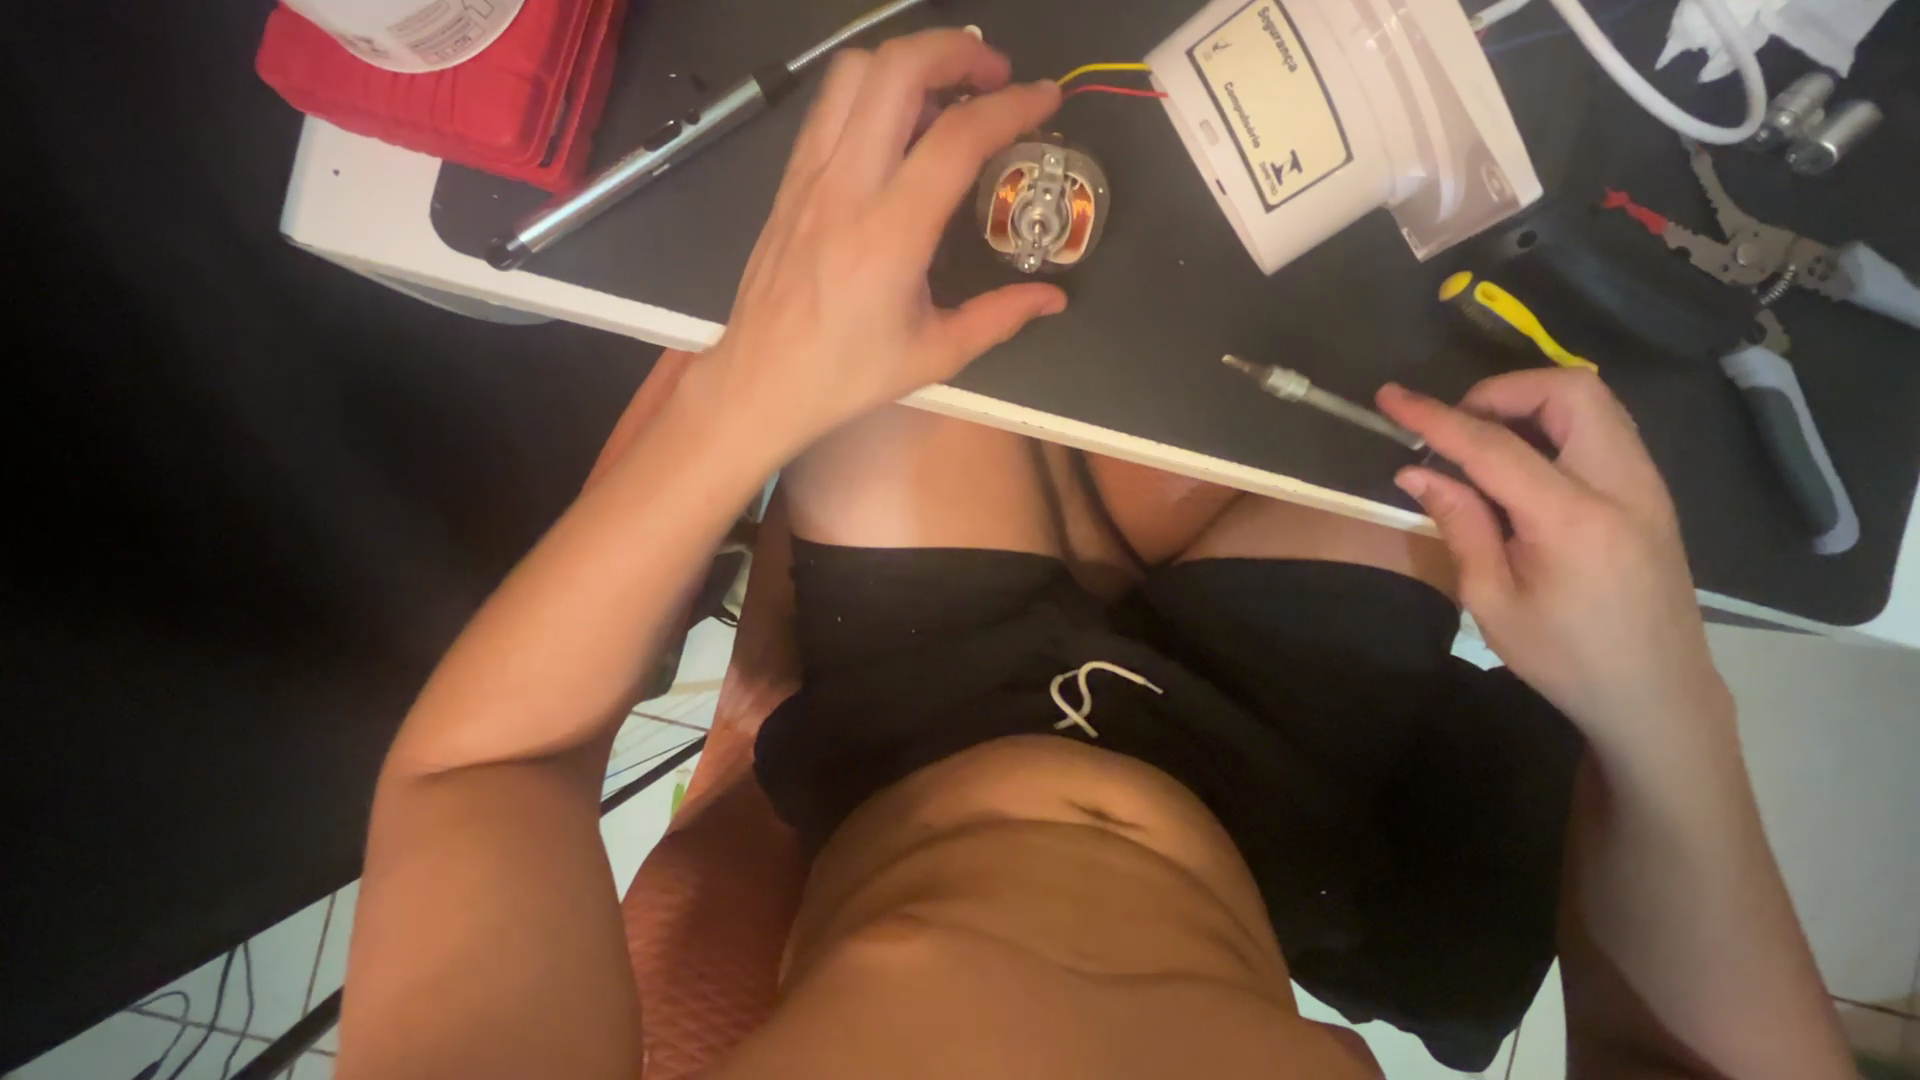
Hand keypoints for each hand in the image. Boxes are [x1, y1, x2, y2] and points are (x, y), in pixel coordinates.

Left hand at [697, 30, 1067, 449]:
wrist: (760, 382)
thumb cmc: (847, 375)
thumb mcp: (935, 355)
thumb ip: (999, 317)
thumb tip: (1054, 298)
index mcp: (892, 233)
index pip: (958, 137)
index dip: (1012, 106)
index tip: (1046, 100)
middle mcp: (847, 187)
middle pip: (898, 70)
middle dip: (957, 50)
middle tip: (994, 74)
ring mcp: (810, 177)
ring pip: (854, 74)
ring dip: (908, 62)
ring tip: (944, 94)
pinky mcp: (789, 181)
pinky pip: (828, 107)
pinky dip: (869, 92)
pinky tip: (894, 128)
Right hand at [1377, 371, 1732, 759]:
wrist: (1657, 694)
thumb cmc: (1564, 657)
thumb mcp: (1492, 600)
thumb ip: (1460, 525)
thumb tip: (1416, 473)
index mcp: (1572, 519)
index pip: (1493, 445)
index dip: (1434, 417)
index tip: (1390, 397)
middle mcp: (1623, 485)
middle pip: (1570, 391)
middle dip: (1500, 391)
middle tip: (1454, 427)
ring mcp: (1647, 485)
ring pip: (1593, 402)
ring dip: (1529, 404)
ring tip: (1479, 443)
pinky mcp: (1651, 494)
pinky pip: (1602, 429)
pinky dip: (1552, 425)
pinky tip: (1518, 465)